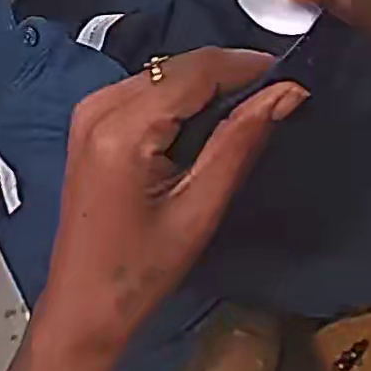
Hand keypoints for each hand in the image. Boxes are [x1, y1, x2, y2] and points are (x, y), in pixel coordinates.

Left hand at [39, 48, 308, 350]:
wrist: (82, 305)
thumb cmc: (139, 270)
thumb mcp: (201, 207)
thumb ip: (242, 139)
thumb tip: (287, 92)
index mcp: (122, 128)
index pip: (196, 70)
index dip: (246, 65)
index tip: (288, 74)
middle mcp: (100, 104)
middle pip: (180, 65)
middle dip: (231, 72)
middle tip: (276, 91)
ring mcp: (92, 106)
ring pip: (168, 71)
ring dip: (210, 82)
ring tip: (250, 104)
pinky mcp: (93, 114)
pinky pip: (151, 85)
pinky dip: (186, 93)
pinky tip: (210, 115)